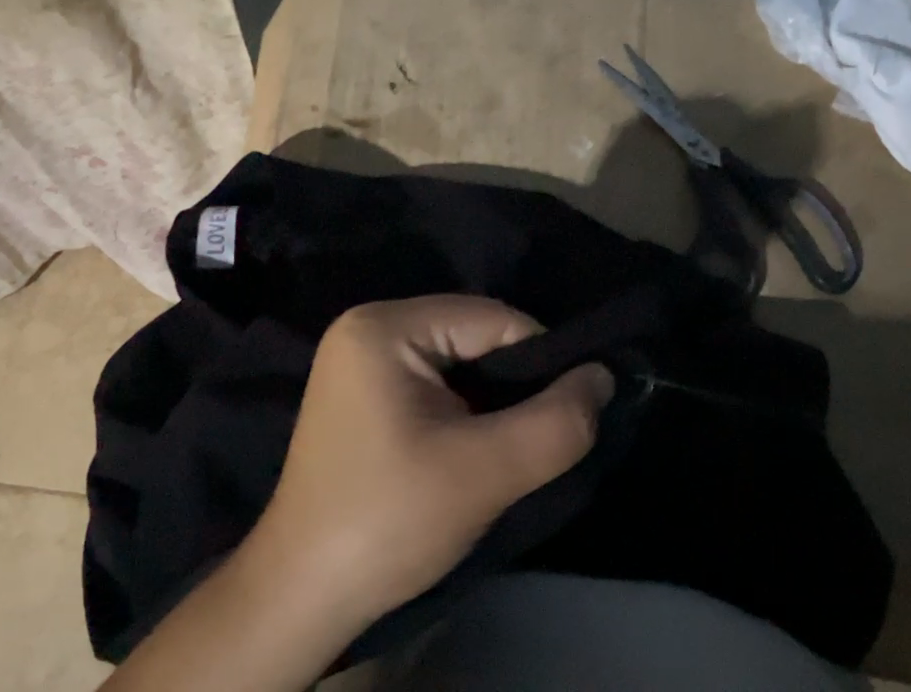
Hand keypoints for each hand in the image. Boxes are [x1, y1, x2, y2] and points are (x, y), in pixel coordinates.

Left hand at [252, 294, 615, 621]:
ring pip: (456, 365)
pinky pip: (432, 386)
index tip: (575, 412)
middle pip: (472, 337)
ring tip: (515, 448)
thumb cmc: (391, 520)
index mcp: (383, 326)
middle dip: (517, 385)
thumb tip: (605, 376)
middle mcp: (364, 328)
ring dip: (493, 403)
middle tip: (546, 435)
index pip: (492, 319)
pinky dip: (465, 413)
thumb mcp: (486, 472)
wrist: (305, 591)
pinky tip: (477, 450)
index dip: (544, 361)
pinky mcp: (360, 396)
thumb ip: (557, 422)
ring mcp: (356, 362)